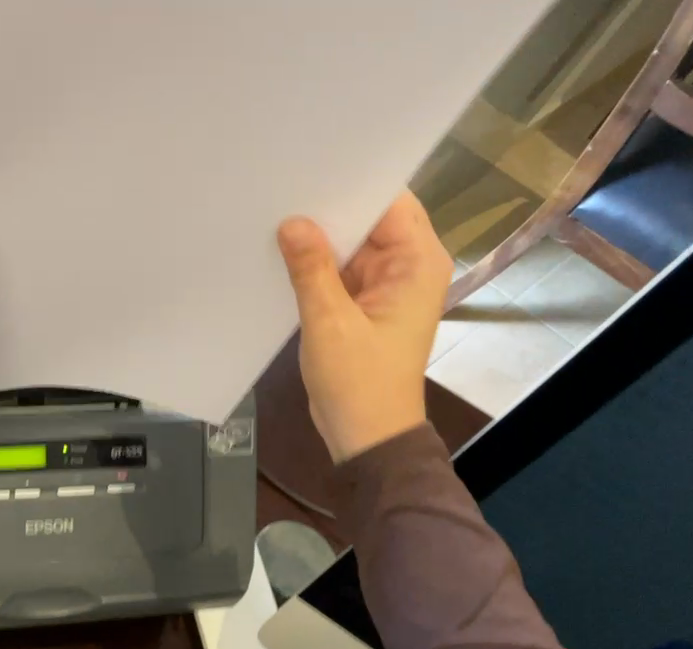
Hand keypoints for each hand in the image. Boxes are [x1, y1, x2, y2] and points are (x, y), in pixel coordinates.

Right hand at [277, 193, 452, 463]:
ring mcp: (384, 289)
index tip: (312, 171)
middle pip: (369, 223)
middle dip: (328, 213)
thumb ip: (311, 269)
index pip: (390, 203)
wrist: (365, 434)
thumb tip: (291, 223)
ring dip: (318, 243)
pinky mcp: (363, 308)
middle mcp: (408, 268)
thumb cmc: (358, 381)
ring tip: (274, 221)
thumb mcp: (329, 322)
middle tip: (282, 193)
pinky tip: (282, 260)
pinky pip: (339, 276)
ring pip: (350, 250)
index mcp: (418, 262)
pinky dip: (315, 270)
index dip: (354, 186)